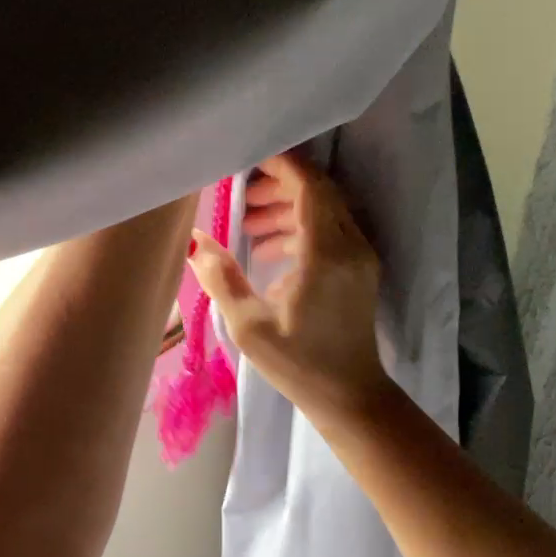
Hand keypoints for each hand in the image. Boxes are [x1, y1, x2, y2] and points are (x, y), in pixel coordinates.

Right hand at [186, 151, 392, 417]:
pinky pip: (333, 232)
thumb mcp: (249, 326)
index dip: (282, 166)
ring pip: (326, 212)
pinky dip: (303, 230)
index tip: (249, 161)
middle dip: (281, 188)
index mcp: (326, 254)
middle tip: (243, 199)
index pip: (310, 187)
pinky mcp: (360, 271)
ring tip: (249, 229)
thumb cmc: (299, 364)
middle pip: (319, 193)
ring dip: (290, 210)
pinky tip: (271, 254)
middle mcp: (350, 246)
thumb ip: (221, 278)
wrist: (350, 395)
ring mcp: (360, 258)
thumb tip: (195, 242)